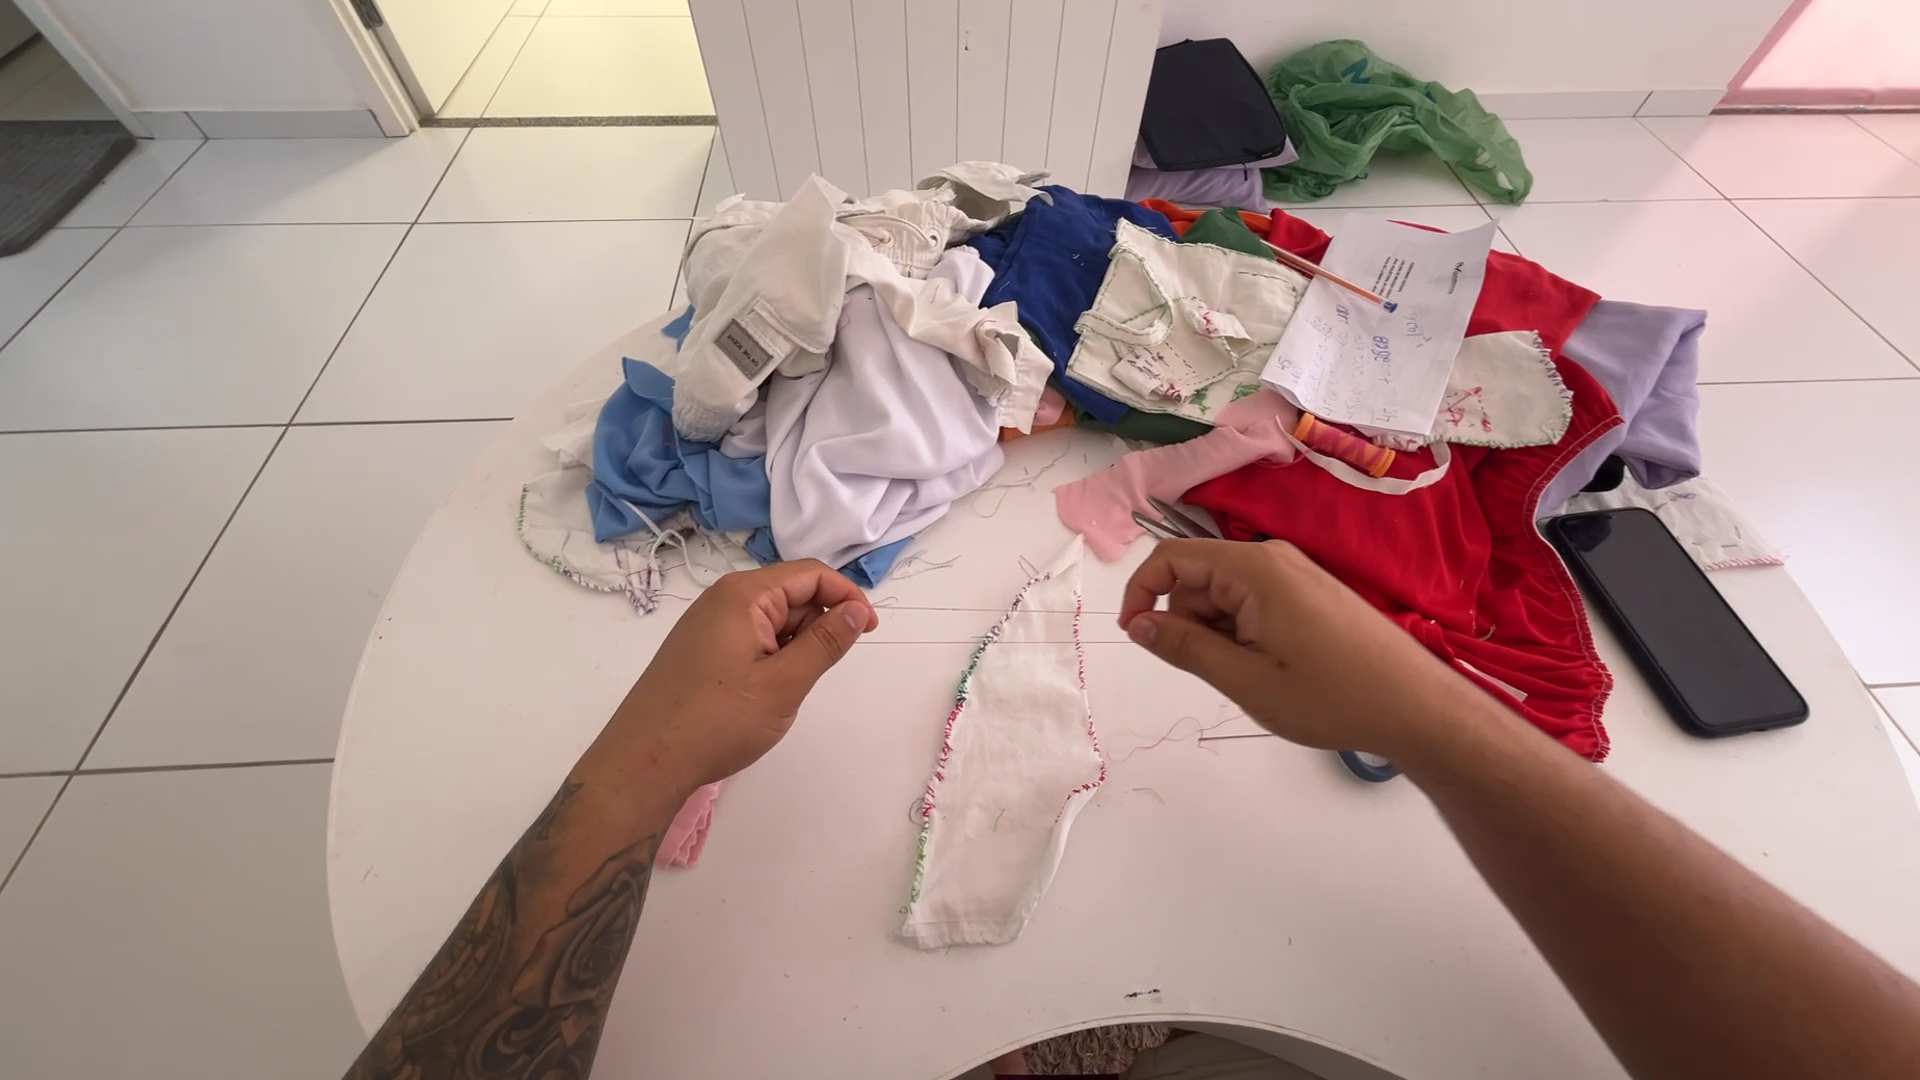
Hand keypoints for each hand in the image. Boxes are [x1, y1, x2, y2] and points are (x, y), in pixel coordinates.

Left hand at [601, 560, 878, 792]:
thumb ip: (826, 641)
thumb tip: (856, 609)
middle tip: (824, 670)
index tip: (869, 629)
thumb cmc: (717, 721)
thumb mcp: (785, 682)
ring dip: (796, 644)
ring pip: (774, 619)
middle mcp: (724, 599)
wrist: (643, 765)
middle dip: (820, 623)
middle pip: (792, 594)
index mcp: (744, 595)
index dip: (846, 595)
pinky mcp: (701, 650)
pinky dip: (774, 656)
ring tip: (791, 687)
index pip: (810, 574)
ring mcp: (708, 625)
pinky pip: (752, 637)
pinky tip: (768, 690)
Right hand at [1118, 538, 1495, 758]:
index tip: (1135, 636)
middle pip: (1197, 578)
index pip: (1171, 559)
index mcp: (1253, 569)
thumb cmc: (1331, 696)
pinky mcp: (1308, 592)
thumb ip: (1183, 646)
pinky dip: (1243, 632)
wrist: (1420, 710)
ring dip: (1218, 632)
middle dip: (1188, 622)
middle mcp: (1271, 559)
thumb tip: (1137, 625)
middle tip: (1218, 670)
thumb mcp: (1244, 679)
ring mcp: (1293, 574)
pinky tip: (1271, 666)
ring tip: (1253, 674)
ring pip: (1223, 595)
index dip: (1141, 592)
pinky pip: (1251, 602)